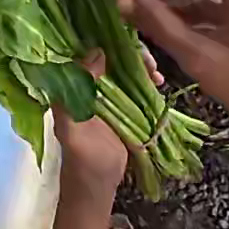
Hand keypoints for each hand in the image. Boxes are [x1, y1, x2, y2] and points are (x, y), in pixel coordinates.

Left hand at [53, 49, 160, 199]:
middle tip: (150, 64)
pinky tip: (159, 82)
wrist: (98, 188)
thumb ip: (77, 94)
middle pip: (109, 54)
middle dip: (131, 53)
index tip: (128, 43)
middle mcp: (87, 84)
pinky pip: (135, 84)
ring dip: (142, 65)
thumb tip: (96, 52)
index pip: (86, 50)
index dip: (106, 40)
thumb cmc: (83, 160)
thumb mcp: (75, 128)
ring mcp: (106, 94)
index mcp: (70, 86)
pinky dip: (147, 80)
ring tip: (157, 75)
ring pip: (124, 67)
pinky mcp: (122, 105)